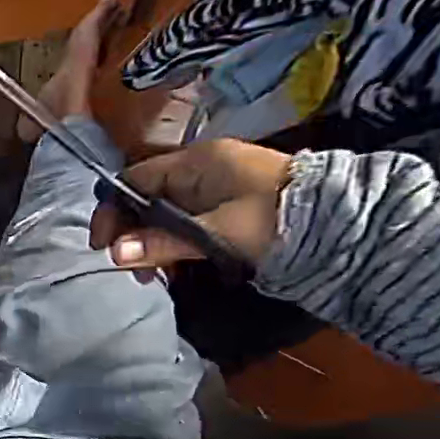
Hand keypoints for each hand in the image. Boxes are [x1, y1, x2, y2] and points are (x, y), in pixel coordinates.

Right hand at [88, 137, 294, 274]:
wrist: (335, 220)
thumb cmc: (271, 219)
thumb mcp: (213, 233)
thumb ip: (163, 242)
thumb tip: (115, 254)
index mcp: (195, 163)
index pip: (134, 179)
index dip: (112, 210)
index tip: (104, 246)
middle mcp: (200, 167)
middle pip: (146, 197)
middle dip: (131, 233)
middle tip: (132, 270)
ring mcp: (214, 184)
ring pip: (164, 211)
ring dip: (151, 242)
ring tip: (155, 275)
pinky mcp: (226, 202)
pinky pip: (184, 218)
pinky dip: (173, 241)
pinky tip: (175, 265)